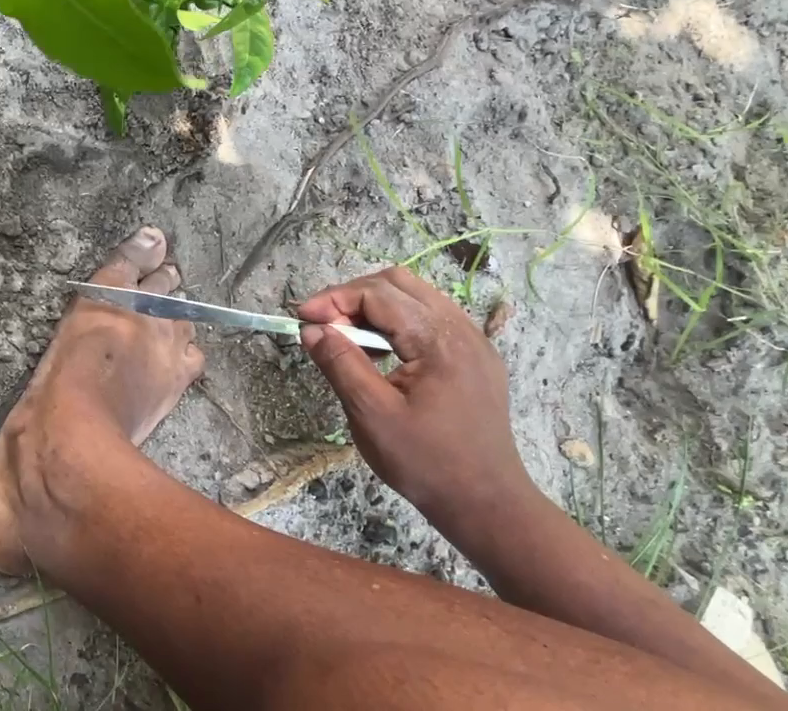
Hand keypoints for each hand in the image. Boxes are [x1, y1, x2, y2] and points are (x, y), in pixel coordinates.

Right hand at [298, 267, 534, 526]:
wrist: (486, 503)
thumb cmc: (425, 461)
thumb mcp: (370, 412)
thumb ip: (340, 362)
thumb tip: (311, 329)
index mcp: (441, 342)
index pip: (378, 294)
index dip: (334, 300)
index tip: (302, 320)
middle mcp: (463, 332)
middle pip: (398, 283)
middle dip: (352, 296)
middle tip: (323, 325)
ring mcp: (473, 344)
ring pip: (414, 296)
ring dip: (373, 306)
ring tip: (345, 337)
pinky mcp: (473, 358)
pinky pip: (428, 318)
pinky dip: (394, 321)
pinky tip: (377, 351)